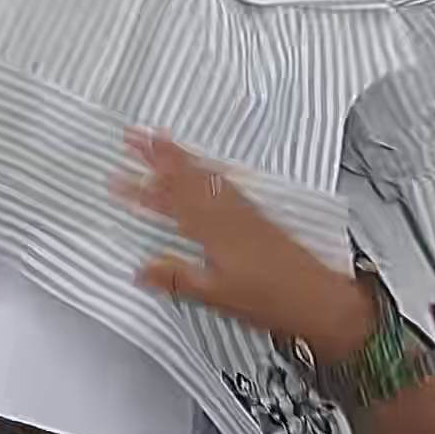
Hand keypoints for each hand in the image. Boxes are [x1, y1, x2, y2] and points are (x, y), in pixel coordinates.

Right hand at [113, 129, 374, 358]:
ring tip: (158, 139)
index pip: (170, 197)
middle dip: (157, 153)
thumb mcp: (216, 295)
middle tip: (131, 135)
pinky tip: (198, 167)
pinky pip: (219, 180)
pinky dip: (202, 167)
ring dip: (178, 155)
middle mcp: (224, 210)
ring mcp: (239, 208)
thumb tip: (139, 269)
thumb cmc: (267, 298)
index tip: (115, 175)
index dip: (142, 184)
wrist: (319, 298)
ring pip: (202, 173)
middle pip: (185, 174)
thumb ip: (177, 278)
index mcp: (212, 227)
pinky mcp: (251, 213)